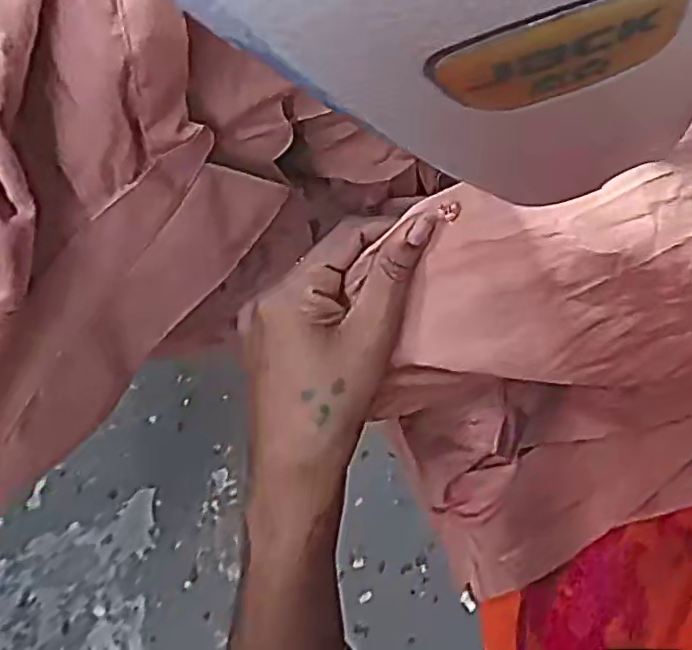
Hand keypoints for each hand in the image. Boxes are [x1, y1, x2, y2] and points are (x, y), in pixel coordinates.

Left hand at [241, 210, 439, 475]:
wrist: (296, 468)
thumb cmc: (337, 398)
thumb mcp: (372, 329)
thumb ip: (395, 270)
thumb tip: (421, 223)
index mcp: (286, 290)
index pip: (347, 235)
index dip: (390, 226)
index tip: (427, 227)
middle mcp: (267, 295)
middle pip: (333, 252)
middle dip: (378, 247)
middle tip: (420, 248)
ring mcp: (264, 317)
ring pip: (326, 273)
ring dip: (363, 269)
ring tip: (401, 272)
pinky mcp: (270, 335)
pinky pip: (314, 296)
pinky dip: (346, 291)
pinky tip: (368, 302)